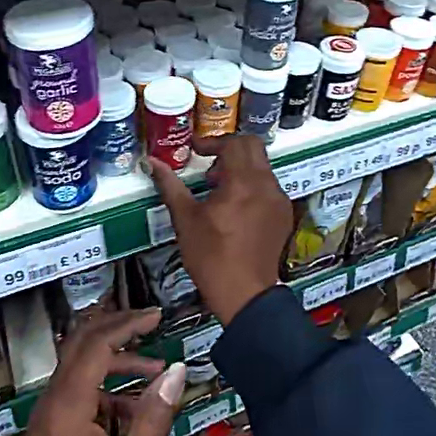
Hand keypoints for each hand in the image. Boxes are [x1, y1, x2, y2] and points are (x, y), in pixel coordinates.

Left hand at [0, 309, 186, 435]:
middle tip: (152, 323)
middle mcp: (52, 406)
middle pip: (80, 345)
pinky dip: (107, 390)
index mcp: (67, 409)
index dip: (127, 324)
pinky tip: (135, 413)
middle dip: (117, 328)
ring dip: (116, 362)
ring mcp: (48, 422)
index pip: (95, 345)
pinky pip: (79, 396)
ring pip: (80, 370)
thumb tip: (175, 371)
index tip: (156, 316)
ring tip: (156, 372)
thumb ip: (152, 419)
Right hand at [148, 134, 293, 324]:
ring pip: (262, 167)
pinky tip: (235, 208)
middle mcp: (266, 185)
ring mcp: (279, 200)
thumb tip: (152, 162)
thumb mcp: (185, 219)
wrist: (244, 293)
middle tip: (208, 165)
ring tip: (218, 190)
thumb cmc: (210, 256)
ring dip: (241, 168)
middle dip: (229, 150)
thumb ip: (170, 185)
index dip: (211, 142)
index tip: (195, 151)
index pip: (233, 144)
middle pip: (253, 147)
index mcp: (242, 183)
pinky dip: (252, 185)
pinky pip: (269, 186)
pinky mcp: (284, 214)